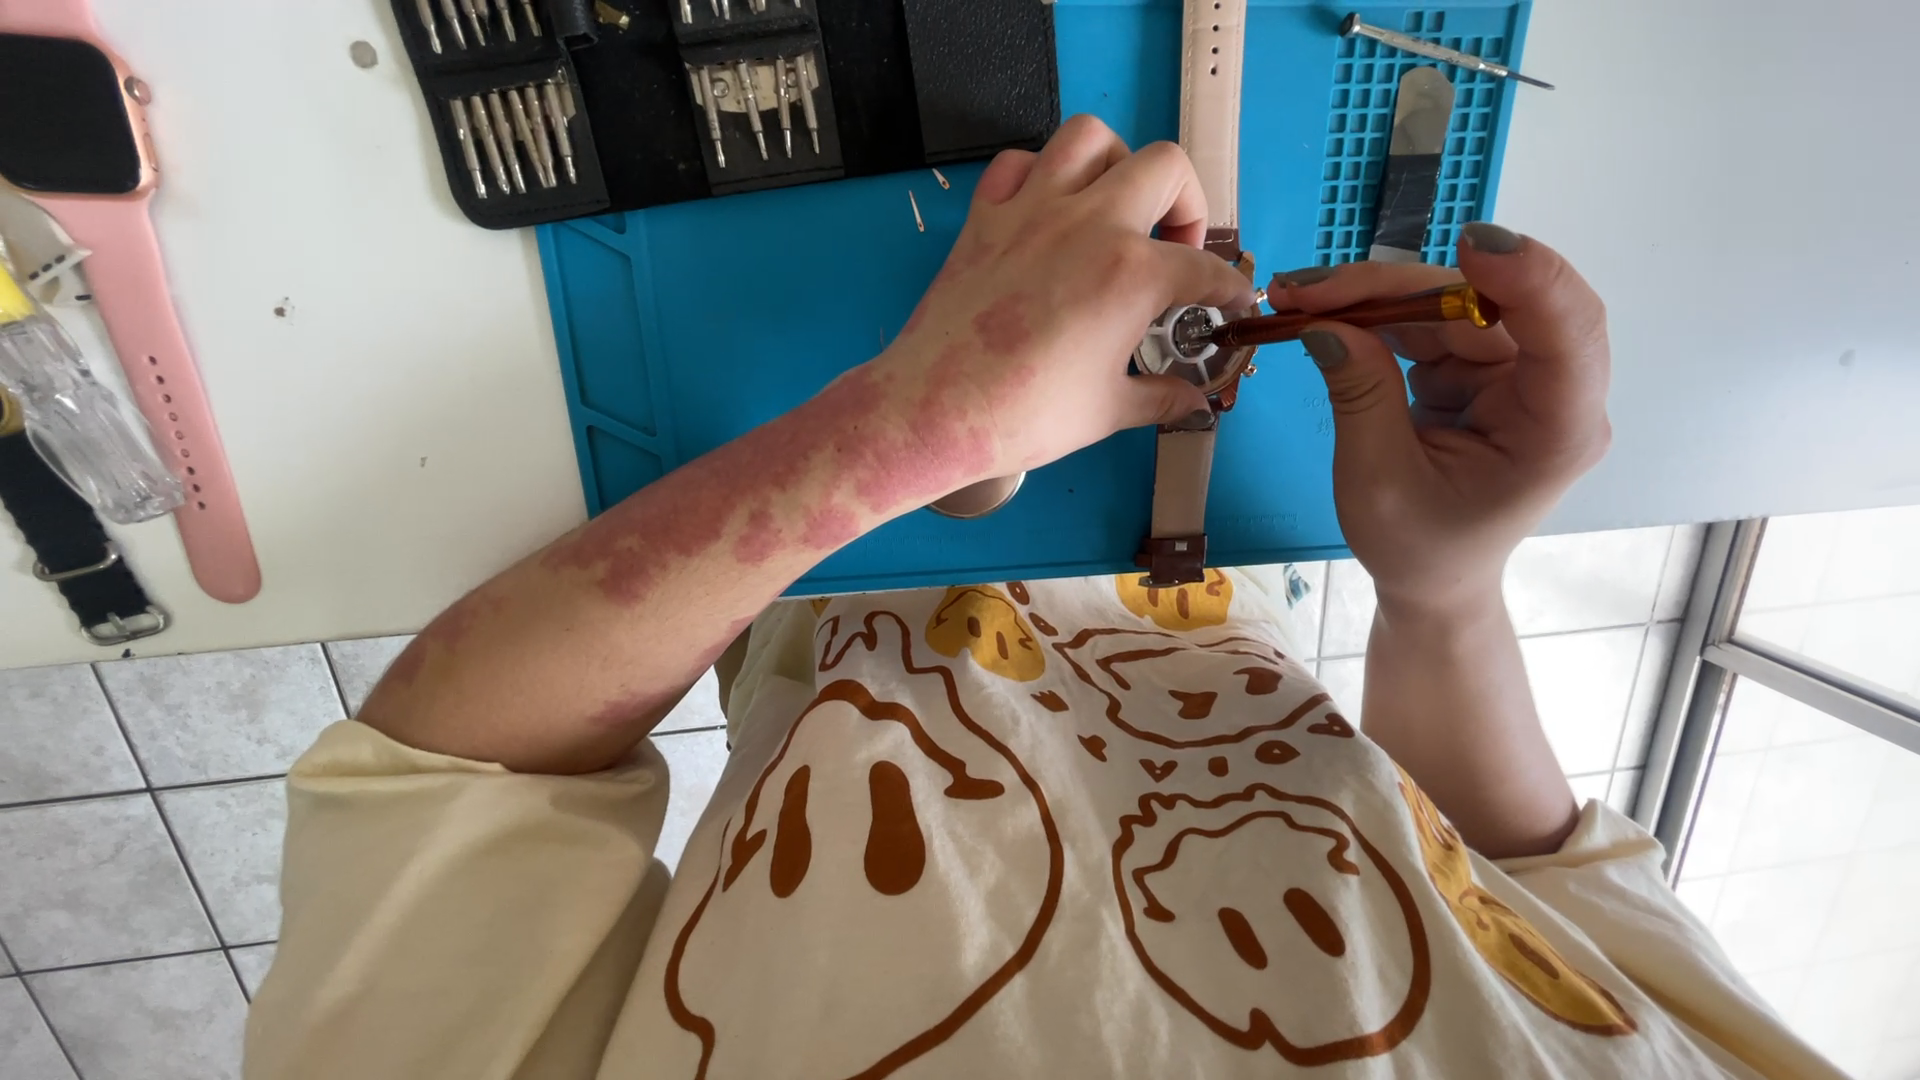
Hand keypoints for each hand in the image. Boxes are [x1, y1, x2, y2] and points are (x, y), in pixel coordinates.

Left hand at [870, 114, 1253, 485]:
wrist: (937, 411)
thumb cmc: (1028, 417)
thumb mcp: (1109, 412)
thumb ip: (1162, 398)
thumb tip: (1196, 403)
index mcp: (1131, 274)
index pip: (1203, 269)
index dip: (1229, 287)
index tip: (1233, 300)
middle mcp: (1089, 223)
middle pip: (1164, 167)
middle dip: (1185, 204)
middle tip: (1173, 250)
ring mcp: (1032, 211)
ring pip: (1090, 137)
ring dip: (1115, 164)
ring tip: (1114, 209)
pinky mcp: (984, 217)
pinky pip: (1017, 162)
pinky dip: (1039, 173)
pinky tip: (1045, 211)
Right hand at [1270, 224, 1610, 612]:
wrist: (1427, 580)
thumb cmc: (1414, 546)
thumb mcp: (1376, 478)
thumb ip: (1360, 396)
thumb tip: (1325, 324)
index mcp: (1555, 428)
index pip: (1566, 332)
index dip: (1527, 277)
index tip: (1469, 243)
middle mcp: (1546, 389)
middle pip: (1486, 309)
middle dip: (1394, 290)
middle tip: (1305, 288)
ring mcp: (1510, 377)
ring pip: (1447, 310)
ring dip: (1371, 299)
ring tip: (1296, 298)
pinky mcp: (1476, 375)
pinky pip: (1427, 329)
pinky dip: (1373, 320)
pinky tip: (1324, 316)